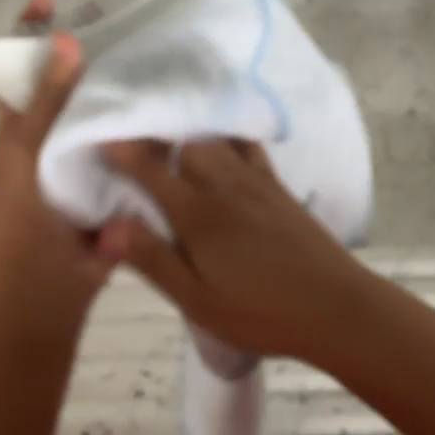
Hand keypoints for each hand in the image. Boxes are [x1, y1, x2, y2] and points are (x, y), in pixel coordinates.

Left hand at [0, 0, 131, 319]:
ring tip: (157, 54)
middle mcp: (52, 138)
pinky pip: (129, 142)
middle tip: (125, 22)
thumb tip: (65, 40)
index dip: (29, 35)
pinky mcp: (114, 179)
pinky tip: (174, 103)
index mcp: (19, 130)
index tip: (51, 1)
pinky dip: (147, 122)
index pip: (21, 71)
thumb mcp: (27, 153)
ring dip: (124, 84)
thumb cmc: (24, 219)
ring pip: (102, 110)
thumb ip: (48, 102)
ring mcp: (84, 158)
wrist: (48, 292)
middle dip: (92, 52)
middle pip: (69, 85)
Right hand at [102, 138, 376, 363]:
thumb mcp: (197, 300)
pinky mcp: (276, 185)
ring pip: (213, 139)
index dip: (123, 148)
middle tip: (128, 127)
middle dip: (153, 131)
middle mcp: (223, 184)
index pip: (150, 169)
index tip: (98, 130)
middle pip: (182, 143)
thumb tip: (106, 225)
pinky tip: (221, 133)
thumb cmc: (260, 312)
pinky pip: (246, 144)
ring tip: (166, 122)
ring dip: (187, 128)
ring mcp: (254, 180)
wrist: (335, 306)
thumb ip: (152, 258)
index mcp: (197, 214)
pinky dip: (226, 133)